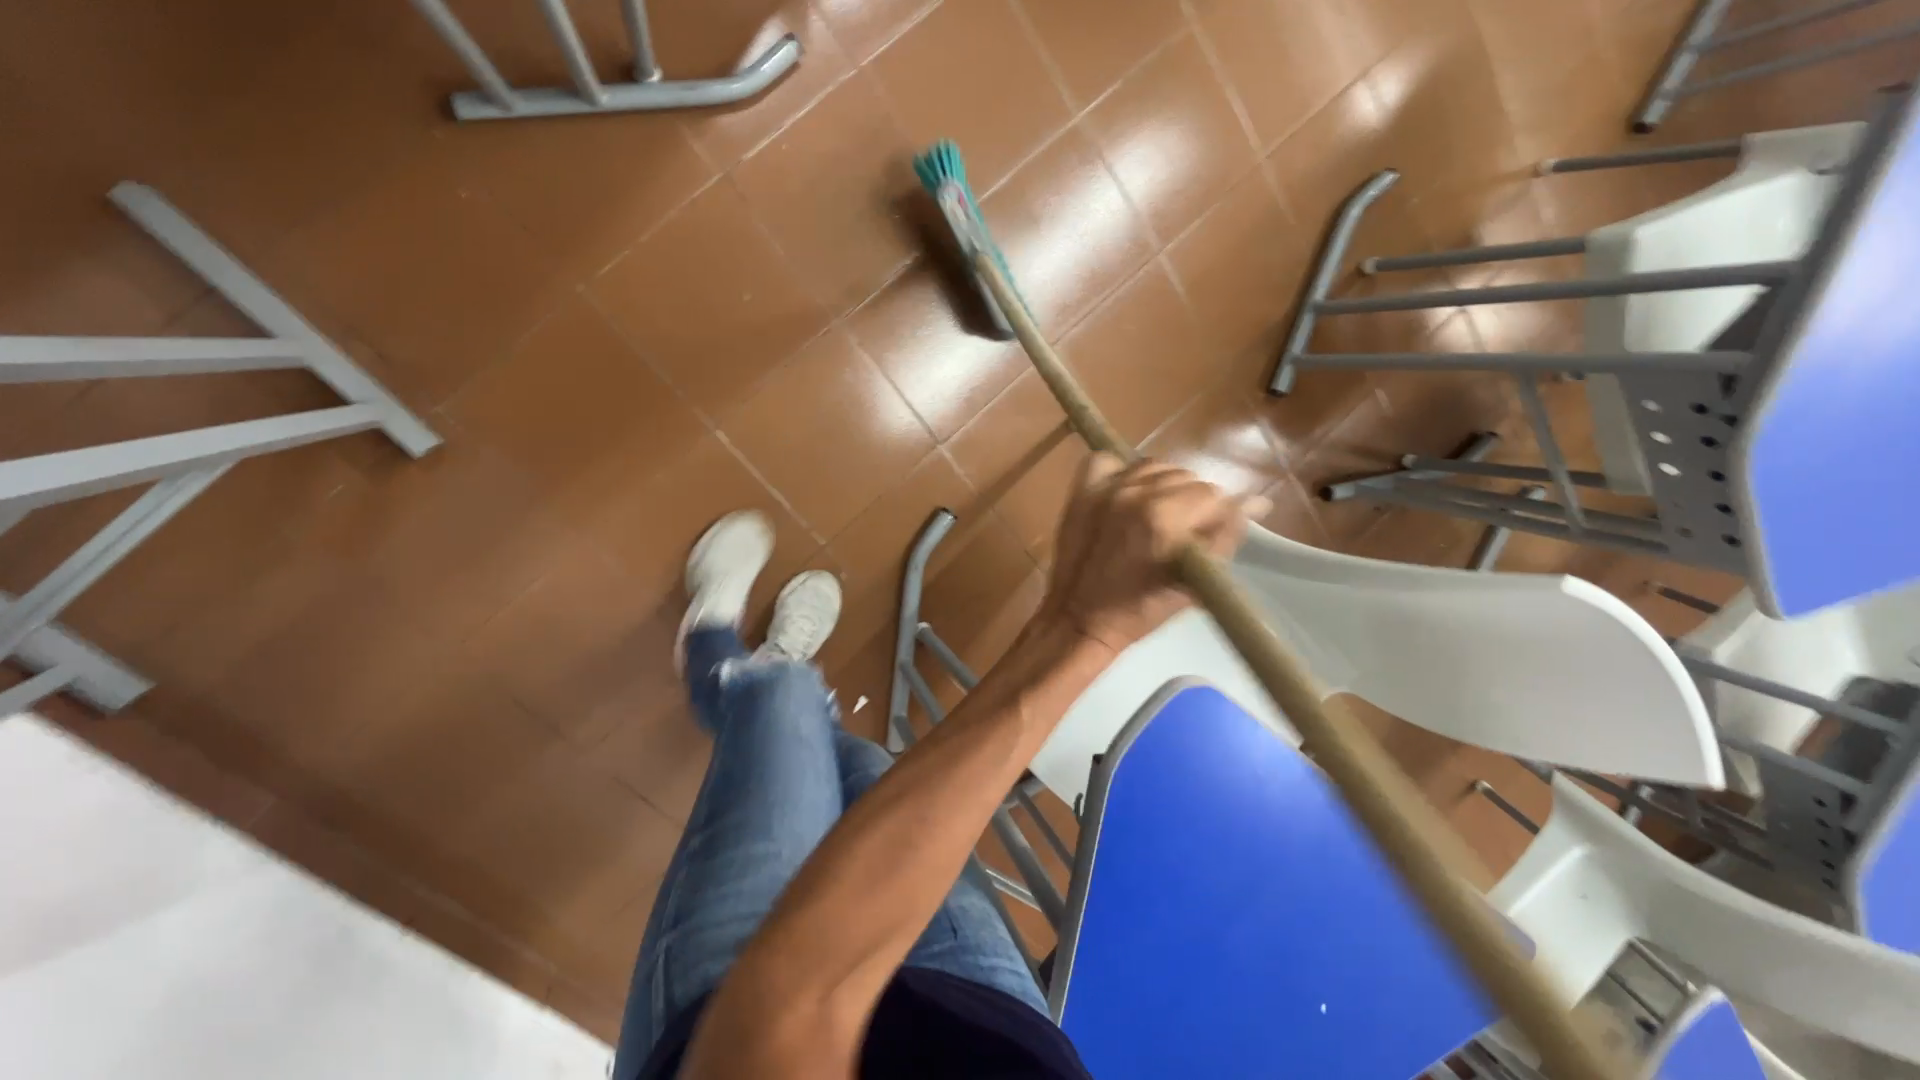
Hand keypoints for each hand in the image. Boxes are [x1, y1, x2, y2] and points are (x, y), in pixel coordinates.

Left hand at [1038, 453, 1267, 654]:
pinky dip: (1120, 472)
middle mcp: (1135, 493)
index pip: (1212, 494)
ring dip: (1161, 484)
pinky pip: (1108, 460)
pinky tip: (1124, 495)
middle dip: (1192, 500)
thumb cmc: (1139, 612)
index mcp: (1164, 518)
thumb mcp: (1193, 584)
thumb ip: (1224, 538)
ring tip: (1156, 512)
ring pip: (1152, 465)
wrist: (1077, 619)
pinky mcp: (1081, 490)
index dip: (1219, 513)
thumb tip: (1254, 503)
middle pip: (1185, 476)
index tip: (1212, 530)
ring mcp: (1106, 488)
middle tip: (1183, 529)